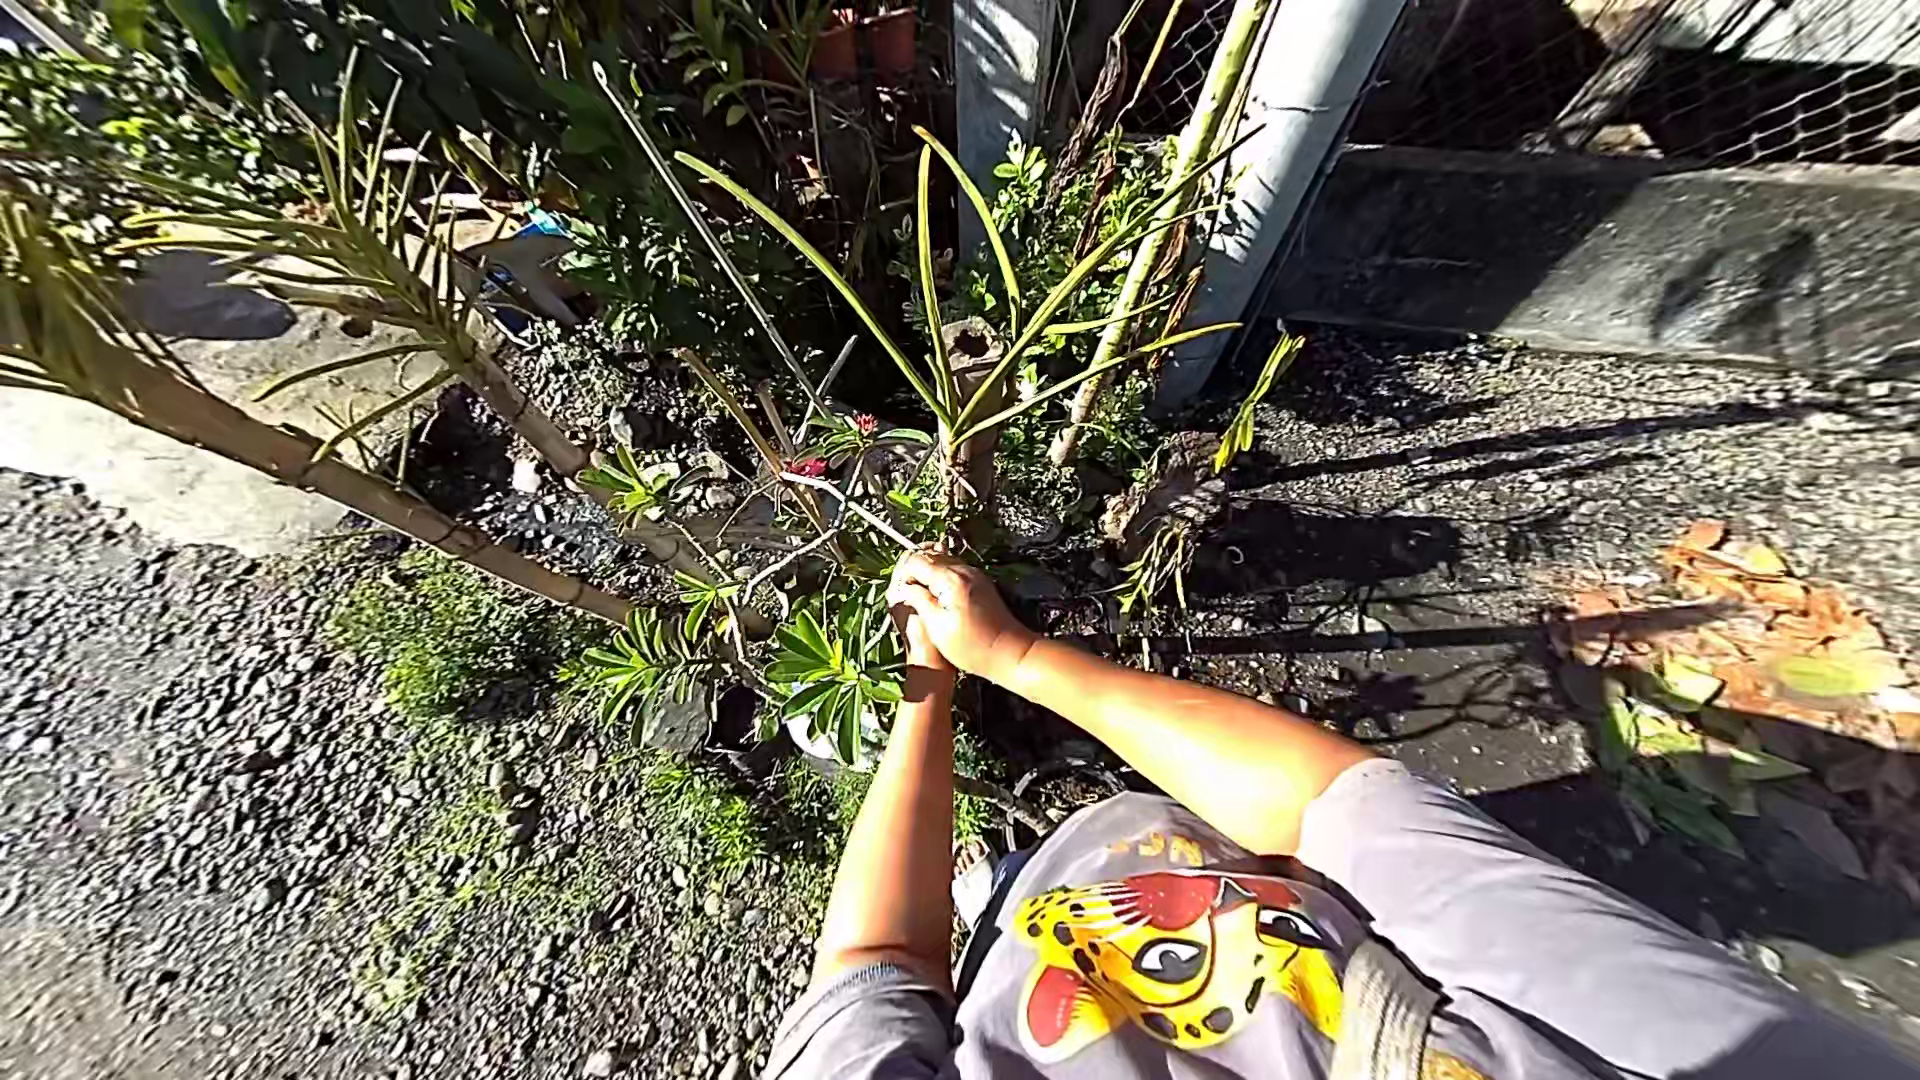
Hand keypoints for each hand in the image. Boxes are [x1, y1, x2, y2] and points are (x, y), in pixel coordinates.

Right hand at [887, 551, 1036, 683]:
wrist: (1008, 652)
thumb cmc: (972, 646)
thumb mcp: (937, 626)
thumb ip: (918, 600)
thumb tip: (903, 586)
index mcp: (950, 579)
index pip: (916, 560)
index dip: (903, 575)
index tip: (902, 592)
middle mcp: (963, 570)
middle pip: (929, 555)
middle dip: (914, 570)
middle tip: (907, 592)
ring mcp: (973, 574)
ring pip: (941, 559)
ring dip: (927, 572)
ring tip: (921, 595)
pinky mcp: (979, 582)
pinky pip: (953, 569)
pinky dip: (940, 576)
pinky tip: (938, 596)